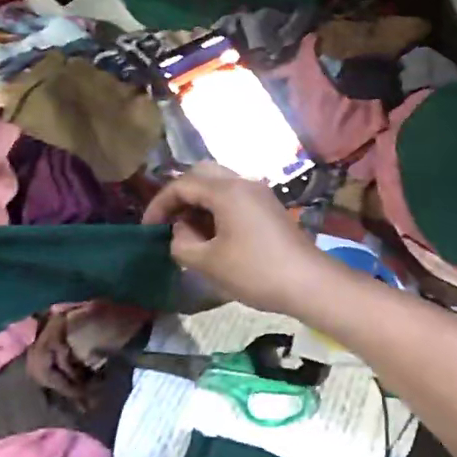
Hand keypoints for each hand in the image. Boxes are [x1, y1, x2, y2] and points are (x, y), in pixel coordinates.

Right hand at [141, 163, 340, 315]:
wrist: (308, 281)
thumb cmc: (255, 271)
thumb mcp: (208, 263)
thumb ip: (182, 244)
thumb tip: (179, 231)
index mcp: (227, 191)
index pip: (182, 184)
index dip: (159, 204)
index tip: (148, 229)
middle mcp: (244, 183)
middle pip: (203, 174)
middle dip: (180, 195)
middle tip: (168, 223)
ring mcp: (260, 194)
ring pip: (221, 184)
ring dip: (200, 201)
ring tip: (189, 233)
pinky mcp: (270, 208)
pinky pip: (236, 197)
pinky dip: (218, 208)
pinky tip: (213, 235)